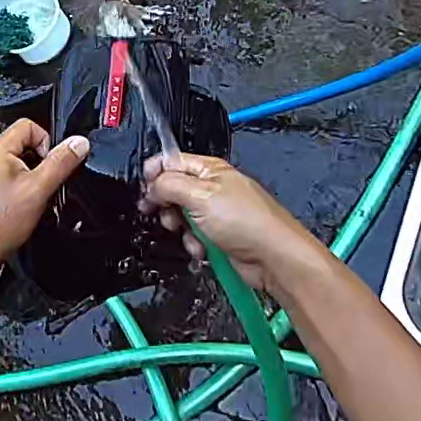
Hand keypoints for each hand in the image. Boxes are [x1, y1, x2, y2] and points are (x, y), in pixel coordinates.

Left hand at [0, 119, 88, 274]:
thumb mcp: (39, 189)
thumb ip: (61, 163)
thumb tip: (79, 142)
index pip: (28, 125)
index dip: (46, 142)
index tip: (49, 165)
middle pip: (21, 144)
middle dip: (38, 162)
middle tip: (41, 185)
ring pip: (14, 164)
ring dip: (28, 178)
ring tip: (29, 200)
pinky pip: (4, 179)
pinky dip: (16, 190)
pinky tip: (16, 210)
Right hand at [140, 152, 328, 295]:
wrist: (274, 258)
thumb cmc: (249, 222)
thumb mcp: (200, 196)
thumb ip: (169, 184)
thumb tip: (152, 184)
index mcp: (209, 169)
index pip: (170, 161)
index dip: (154, 175)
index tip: (147, 191)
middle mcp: (212, 188)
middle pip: (172, 190)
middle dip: (166, 206)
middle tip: (169, 216)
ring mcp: (216, 212)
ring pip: (180, 217)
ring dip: (181, 230)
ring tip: (193, 235)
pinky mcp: (218, 235)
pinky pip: (193, 236)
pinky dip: (194, 244)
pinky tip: (204, 249)